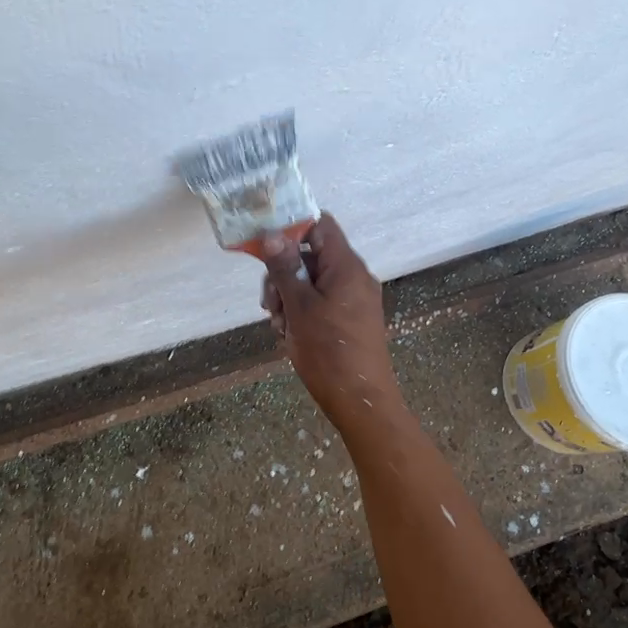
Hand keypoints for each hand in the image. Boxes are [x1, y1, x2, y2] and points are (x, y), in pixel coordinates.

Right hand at [259, 213, 405, 433]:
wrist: (361, 402)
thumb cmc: (329, 351)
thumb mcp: (299, 306)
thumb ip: (285, 267)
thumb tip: (274, 234)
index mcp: (346, 266)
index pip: (320, 225)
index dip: (292, 228)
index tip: (266, 245)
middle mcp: (354, 276)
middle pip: (311, 255)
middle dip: (283, 273)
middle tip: (269, 303)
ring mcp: (354, 299)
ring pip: (312, 281)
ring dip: (288, 297)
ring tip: (279, 325)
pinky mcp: (351, 319)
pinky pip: (321, 301)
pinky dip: (302, 311)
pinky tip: (290, 334)